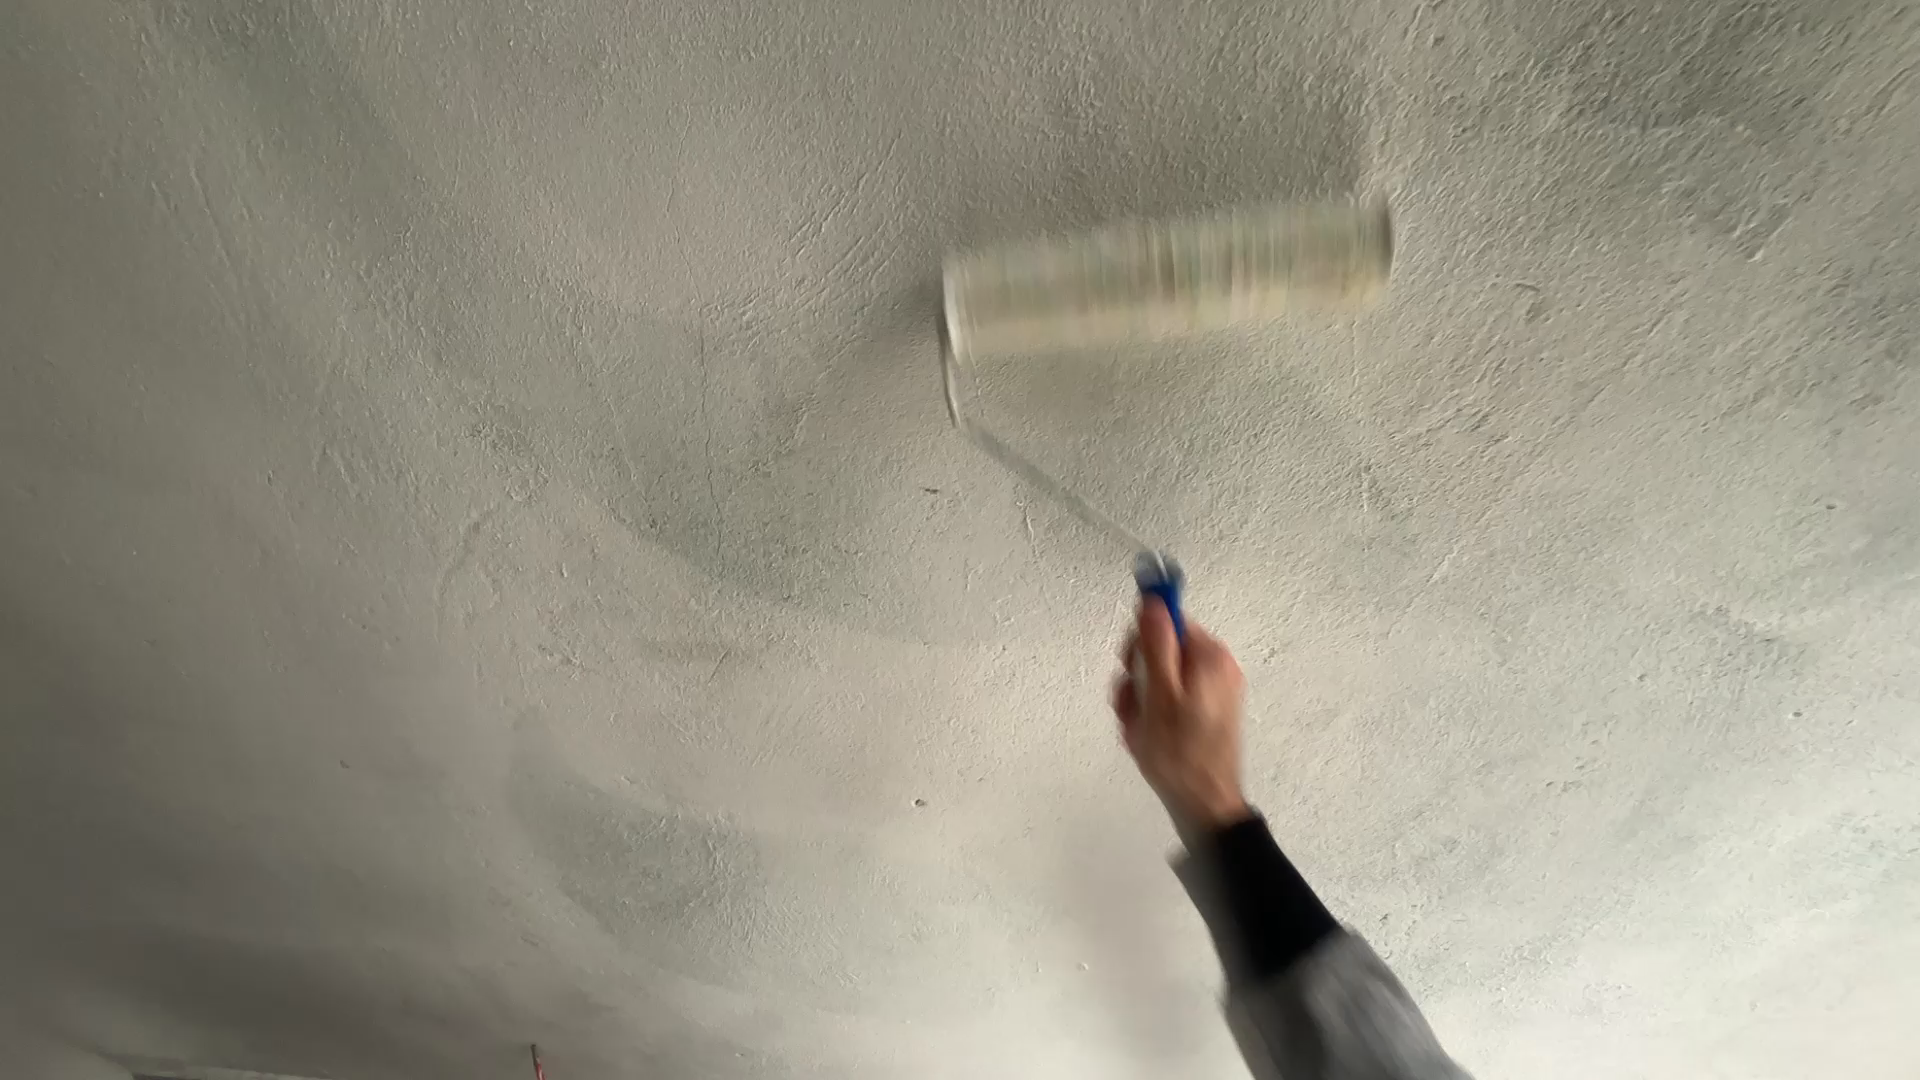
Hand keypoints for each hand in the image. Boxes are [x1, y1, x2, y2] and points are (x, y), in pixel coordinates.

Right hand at [1112, 598, 1249, 832]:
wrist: (1203, 804)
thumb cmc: (1176, 751)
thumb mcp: (1157, 693)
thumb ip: (1154, 642)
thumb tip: (1152, 599)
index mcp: (1209, 655)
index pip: (1165, 619)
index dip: (1141, 640)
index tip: (1131, 667)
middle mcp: (1218, 665)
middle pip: (1163, 645)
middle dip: (1139, 672)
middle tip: (1134, 704)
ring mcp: (1215, 688)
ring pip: (1162, 672)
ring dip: (1141, 695)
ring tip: (1139, 726)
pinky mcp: (1210, 708)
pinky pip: (1172, 692)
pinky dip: (1155, 708)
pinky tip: (1148, 732)